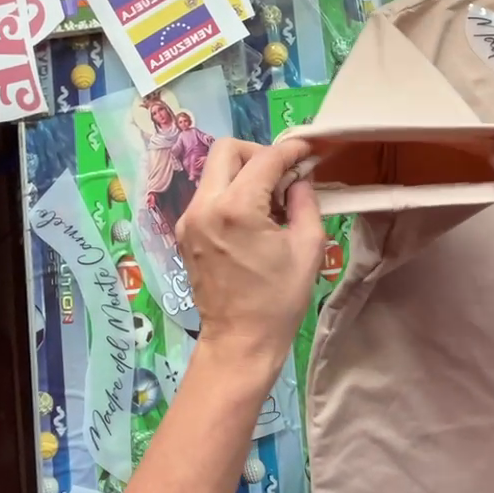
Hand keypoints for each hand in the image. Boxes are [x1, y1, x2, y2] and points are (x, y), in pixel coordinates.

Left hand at [175, 138, 325, 372]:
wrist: (239, 342)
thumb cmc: (278, 300)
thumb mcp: (308, 247)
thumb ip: (305, 201)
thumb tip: (299, 178)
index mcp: (236, 208)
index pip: (265, 158)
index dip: (291, 150)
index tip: (308, 151)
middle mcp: (204, 206)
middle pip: (228, 150)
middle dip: (259, 153)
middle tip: (282, 175)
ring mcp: (189, 219)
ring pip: (214, 170)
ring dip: (244, 173)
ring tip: (270, 200)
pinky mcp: (184, 232)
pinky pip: (208, 194)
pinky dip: (231, 192)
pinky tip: (252, 218)